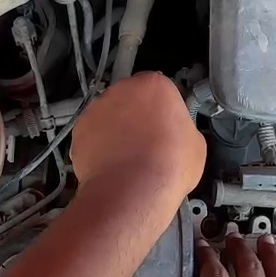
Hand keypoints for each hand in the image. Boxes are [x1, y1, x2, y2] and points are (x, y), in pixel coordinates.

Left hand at [69, 72, 204, 202]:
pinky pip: (92, 134)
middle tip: (150, 141)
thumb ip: (183, 128)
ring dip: (117, 129)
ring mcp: (97, 108)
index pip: (161, 88)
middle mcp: (122, 90)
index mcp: (155, 85)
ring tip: (130, 156)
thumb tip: (179, 134)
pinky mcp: (80, 130)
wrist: (132, 191)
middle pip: (131, 97)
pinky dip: (99, 146)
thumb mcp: (196, 144)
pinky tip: (113, 164)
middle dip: (138, 115)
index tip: (168, 123)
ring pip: (109, 114)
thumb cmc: (166, 166)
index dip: (165, 108)